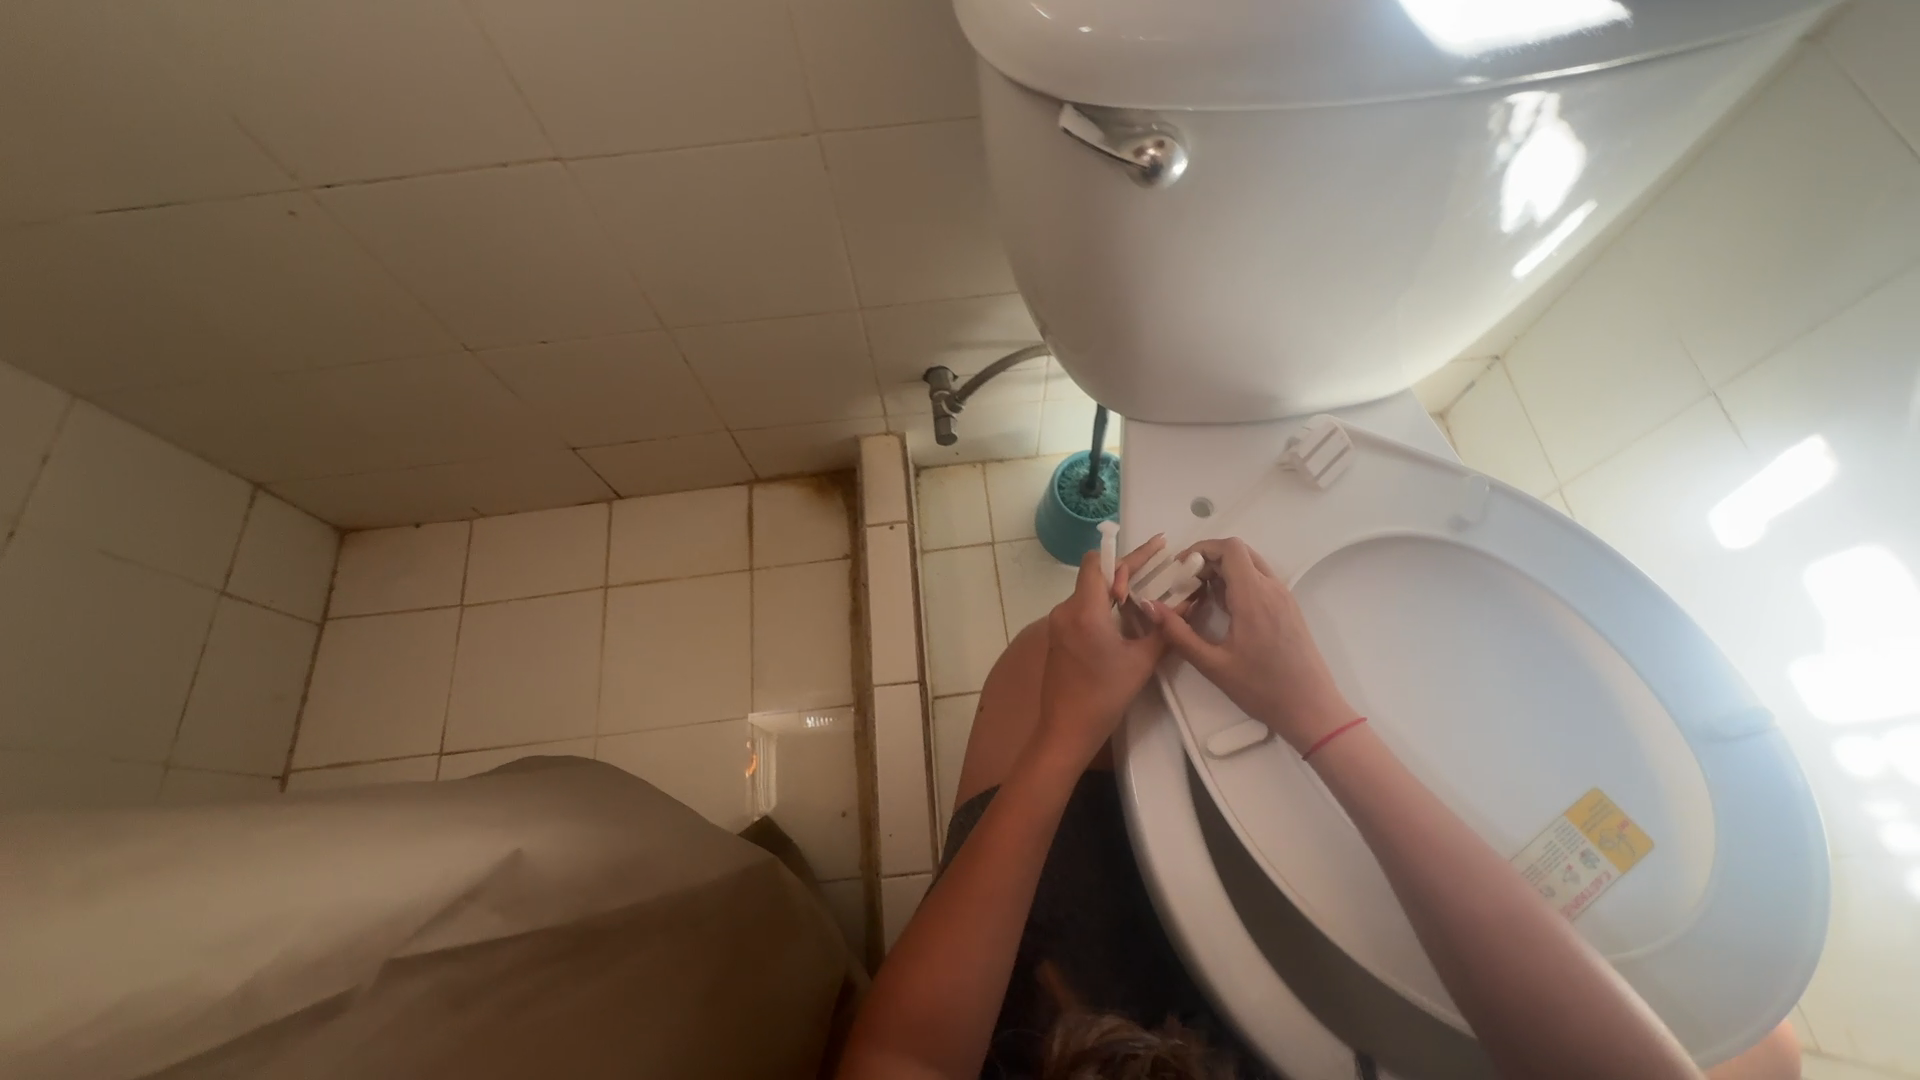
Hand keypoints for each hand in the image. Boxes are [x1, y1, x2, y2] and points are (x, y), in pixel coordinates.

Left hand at [1033, 535, 1172, 766]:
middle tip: (1160, 568)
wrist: (1065, 730)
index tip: (1158, 548)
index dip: (1129, 554)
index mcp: (1084, 612)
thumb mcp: (1141, 662)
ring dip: (1115, 588)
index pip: (1099, 563)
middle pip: (1095, 575)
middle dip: (1127, 569)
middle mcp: (1066, 611)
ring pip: (1088, 591)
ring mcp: (1058, 624)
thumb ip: (1164, 629)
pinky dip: (1104, 604)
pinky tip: (1127, 615)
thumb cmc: (1103, 697)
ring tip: (1149, 592)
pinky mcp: (1058, 636)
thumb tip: (1188, 604)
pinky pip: (1082, 608)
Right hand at [1149, 537, 1357, 753]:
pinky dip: (1239, 583)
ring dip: (1225, 571)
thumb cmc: (1261, 688)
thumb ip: (1177, 632)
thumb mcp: (1212, 664)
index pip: (1230, 548)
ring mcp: (1284, 598)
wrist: (1311, 708)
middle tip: (1187, 583)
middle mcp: (1272, 588)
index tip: (1181, 569)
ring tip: (1203, 597)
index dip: (1202, 549)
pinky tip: (1226, 611)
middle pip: (1240, 552)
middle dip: (1210, 559)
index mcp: (1253, 596)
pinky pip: (1262, 581)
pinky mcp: (1289, 609)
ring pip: (1252, 565)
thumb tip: (1148, 606)